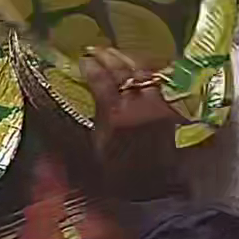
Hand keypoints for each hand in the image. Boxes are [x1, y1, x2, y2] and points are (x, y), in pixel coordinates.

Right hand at [80, 47, 184, 200]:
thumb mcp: (93, 147)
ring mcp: (157, 104)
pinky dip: (149, 71)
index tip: (82, 59)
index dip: (90, 66)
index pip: (100, 79)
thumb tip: (67, 97)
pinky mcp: (170, 108)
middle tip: (96, 49)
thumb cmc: (117, 173)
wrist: (152, 189)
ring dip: (128, 59)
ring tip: (116, 54)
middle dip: (108, 56)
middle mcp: (137, 104)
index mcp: (115, 114)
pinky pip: (160, 82)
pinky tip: (141, 68)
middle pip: (122, 70)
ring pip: (143, 71)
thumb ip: (87, 118)